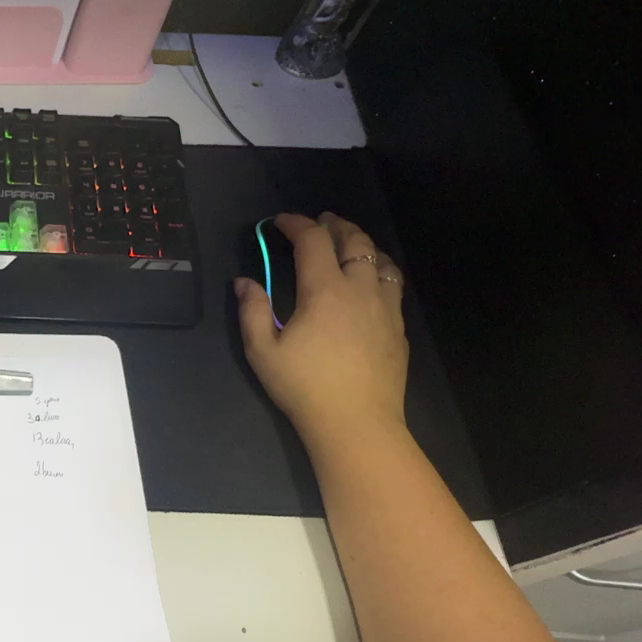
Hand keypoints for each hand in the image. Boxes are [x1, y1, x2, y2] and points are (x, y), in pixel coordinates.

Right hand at [236, 212, 408, 447]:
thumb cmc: (302, 386)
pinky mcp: (397, 325)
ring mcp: (385, 306)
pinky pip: (392, 283)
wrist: (355, 419)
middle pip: (354, 241)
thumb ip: (252, 312)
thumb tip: (244, 282)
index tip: (280, 221)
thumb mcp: (262, 352)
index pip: (312, 242)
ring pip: (380, 259)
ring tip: (348, 244)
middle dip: (334, 225)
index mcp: (324, 291)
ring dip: (361, 244)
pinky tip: (370, 279)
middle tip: (320, 221)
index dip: (296, 225)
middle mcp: (359, 289)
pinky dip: (378, 269)